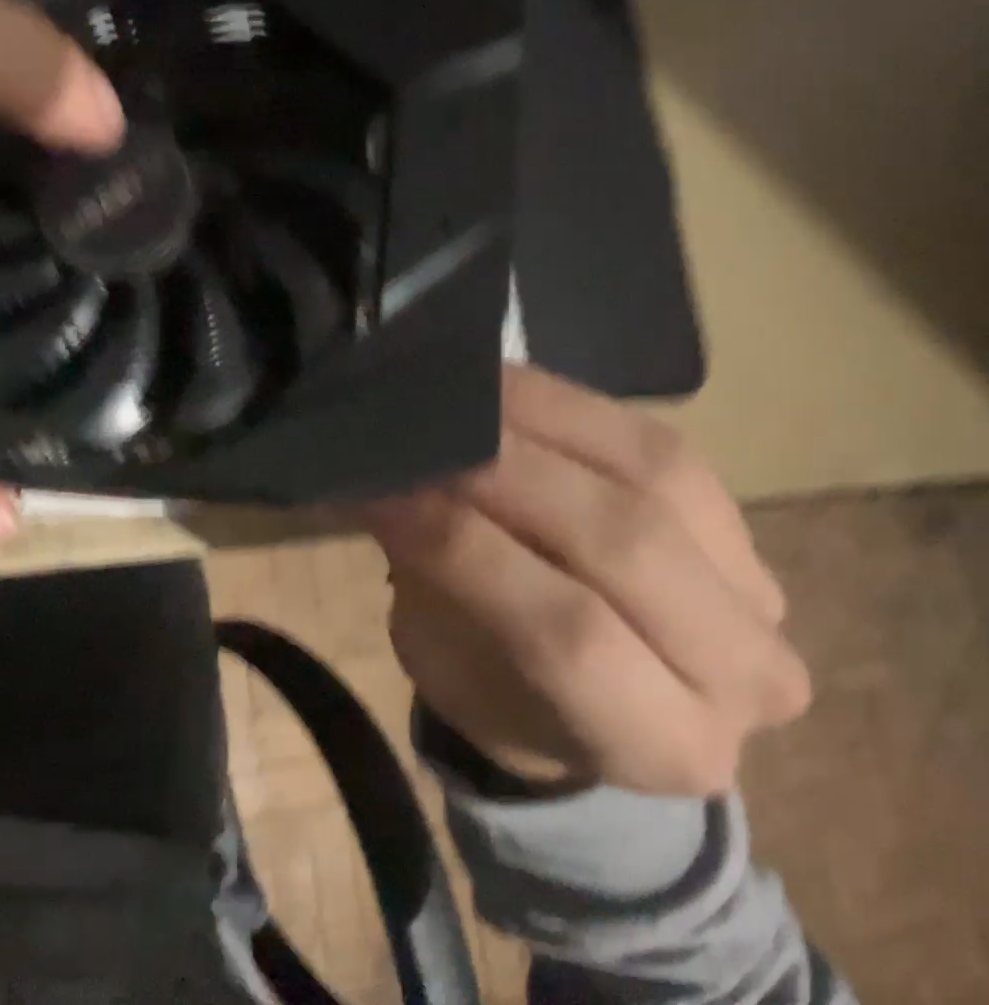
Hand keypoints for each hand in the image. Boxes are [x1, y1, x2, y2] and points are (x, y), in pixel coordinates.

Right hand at [365, 366, 810, 796]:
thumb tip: (380, 483)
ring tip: (449, 401)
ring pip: (653, 476)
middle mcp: (744, 678)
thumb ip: (432, 577)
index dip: (471, 551)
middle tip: (413, 431)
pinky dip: (568, 411)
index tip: (385, 496)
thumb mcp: (441, 658)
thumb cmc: (490, 694)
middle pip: (625, 544)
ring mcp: (759, 590)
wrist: (579, 700)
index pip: (569, 636)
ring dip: (535, 425)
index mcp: (661, 746)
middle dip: (503, 473)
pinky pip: (658, 445)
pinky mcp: (743, 523)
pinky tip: (498, 394)